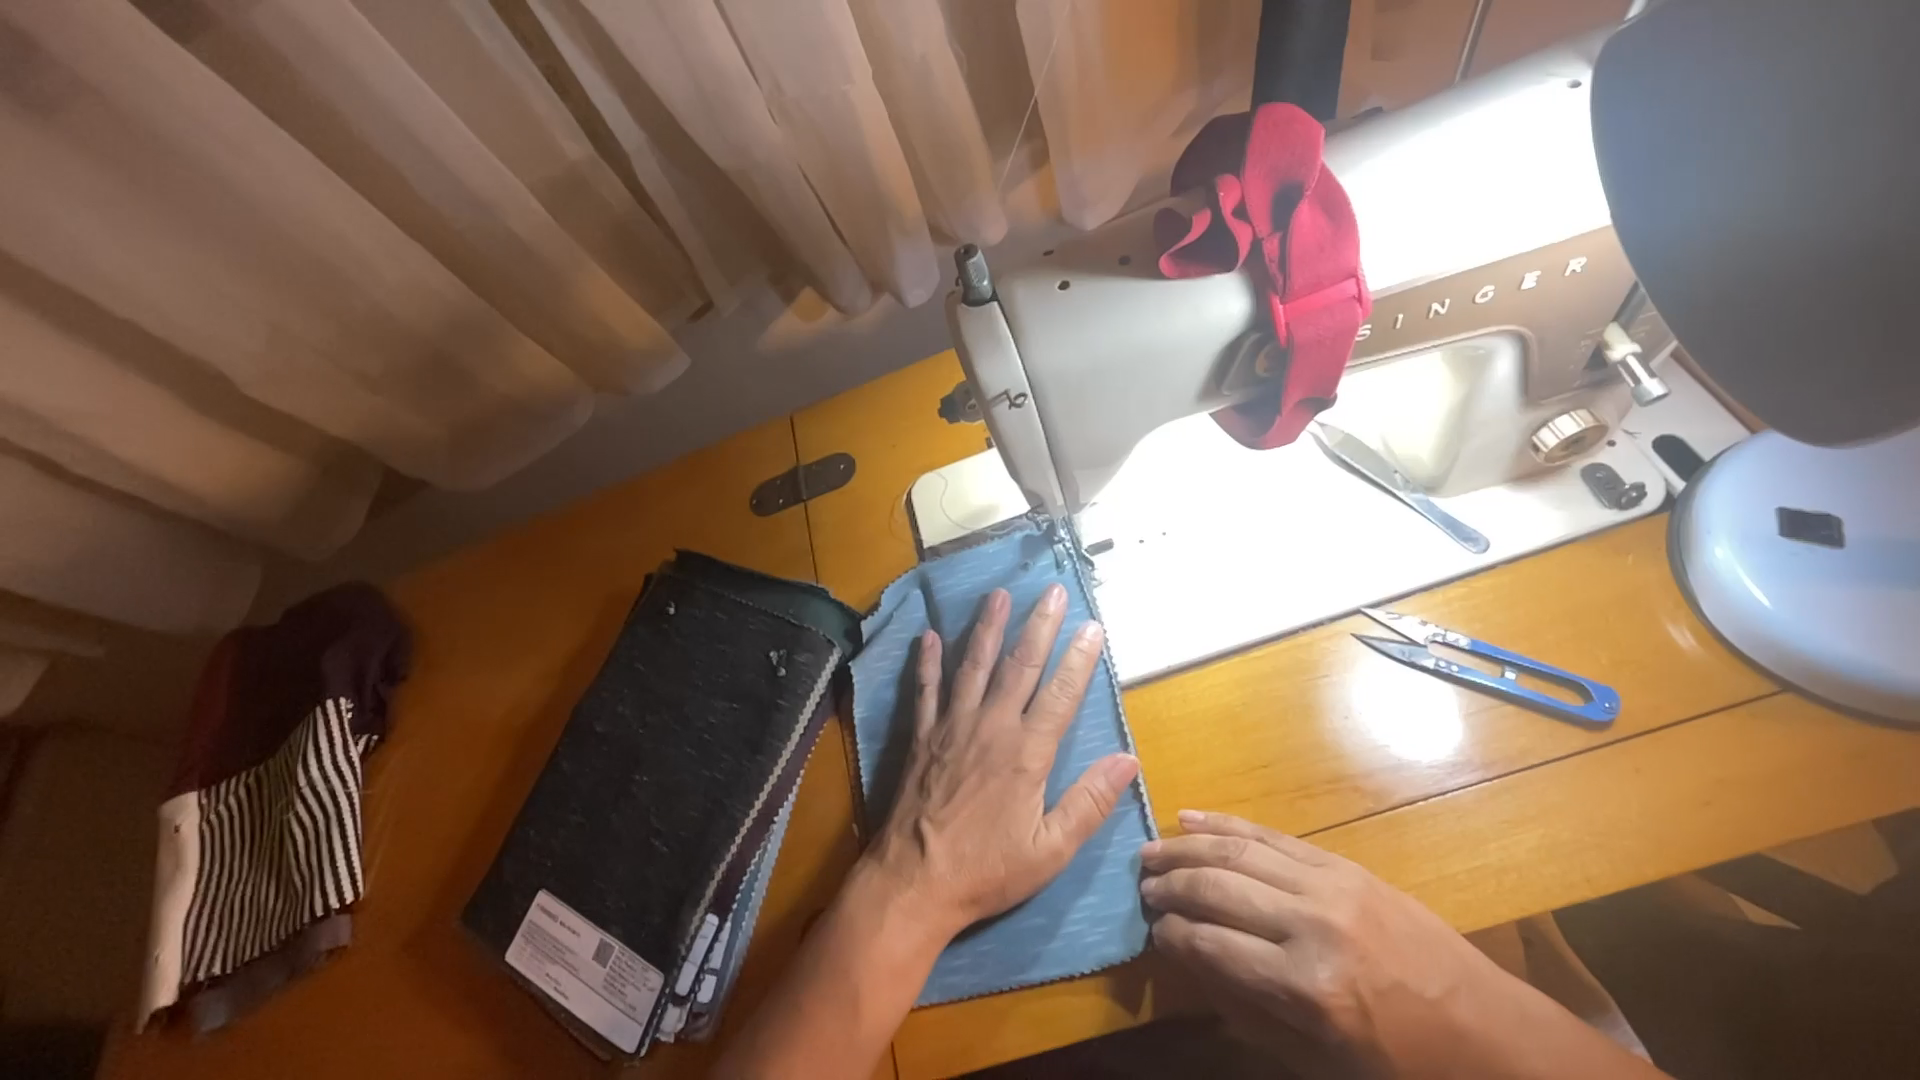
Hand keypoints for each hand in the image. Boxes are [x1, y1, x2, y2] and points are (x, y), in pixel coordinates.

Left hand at [863, 585, 1140, 937]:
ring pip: (973, 666)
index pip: (1061, 694)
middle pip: (1019, 666)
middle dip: (1038, 626)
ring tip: (998, 595)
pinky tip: (928, 636)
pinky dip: (928, 662)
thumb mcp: (1050, 849)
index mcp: (1027, 753)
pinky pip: (926, 690)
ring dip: (987, 629)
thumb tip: (1128, 759)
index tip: (1093, 627)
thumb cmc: (987, 871)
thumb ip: (1089, 802)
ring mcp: (952, 727)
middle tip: (1051, 591)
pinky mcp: (921, 737)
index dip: (1079, 659)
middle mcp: (991, 728)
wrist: (913, 881)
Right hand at [1140, 812, 1649, 1079]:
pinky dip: (1227, 825)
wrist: (1485, 1030)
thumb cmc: (1398, 1061)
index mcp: (1306, 986)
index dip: (1171, 935)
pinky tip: (1193, 818)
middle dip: (1170, 886)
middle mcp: (1312, 925)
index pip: (1211, 944)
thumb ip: (1247, 1005)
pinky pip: (1273, 835)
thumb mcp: (1317, 1057)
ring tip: (1151, 849)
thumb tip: (1191, 958)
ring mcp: (1330, 886)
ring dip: (1187, 847)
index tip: (1150, 930)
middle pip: (1217, 888)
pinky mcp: (1344, 865)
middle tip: (1141, 886)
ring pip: (1238, 850)